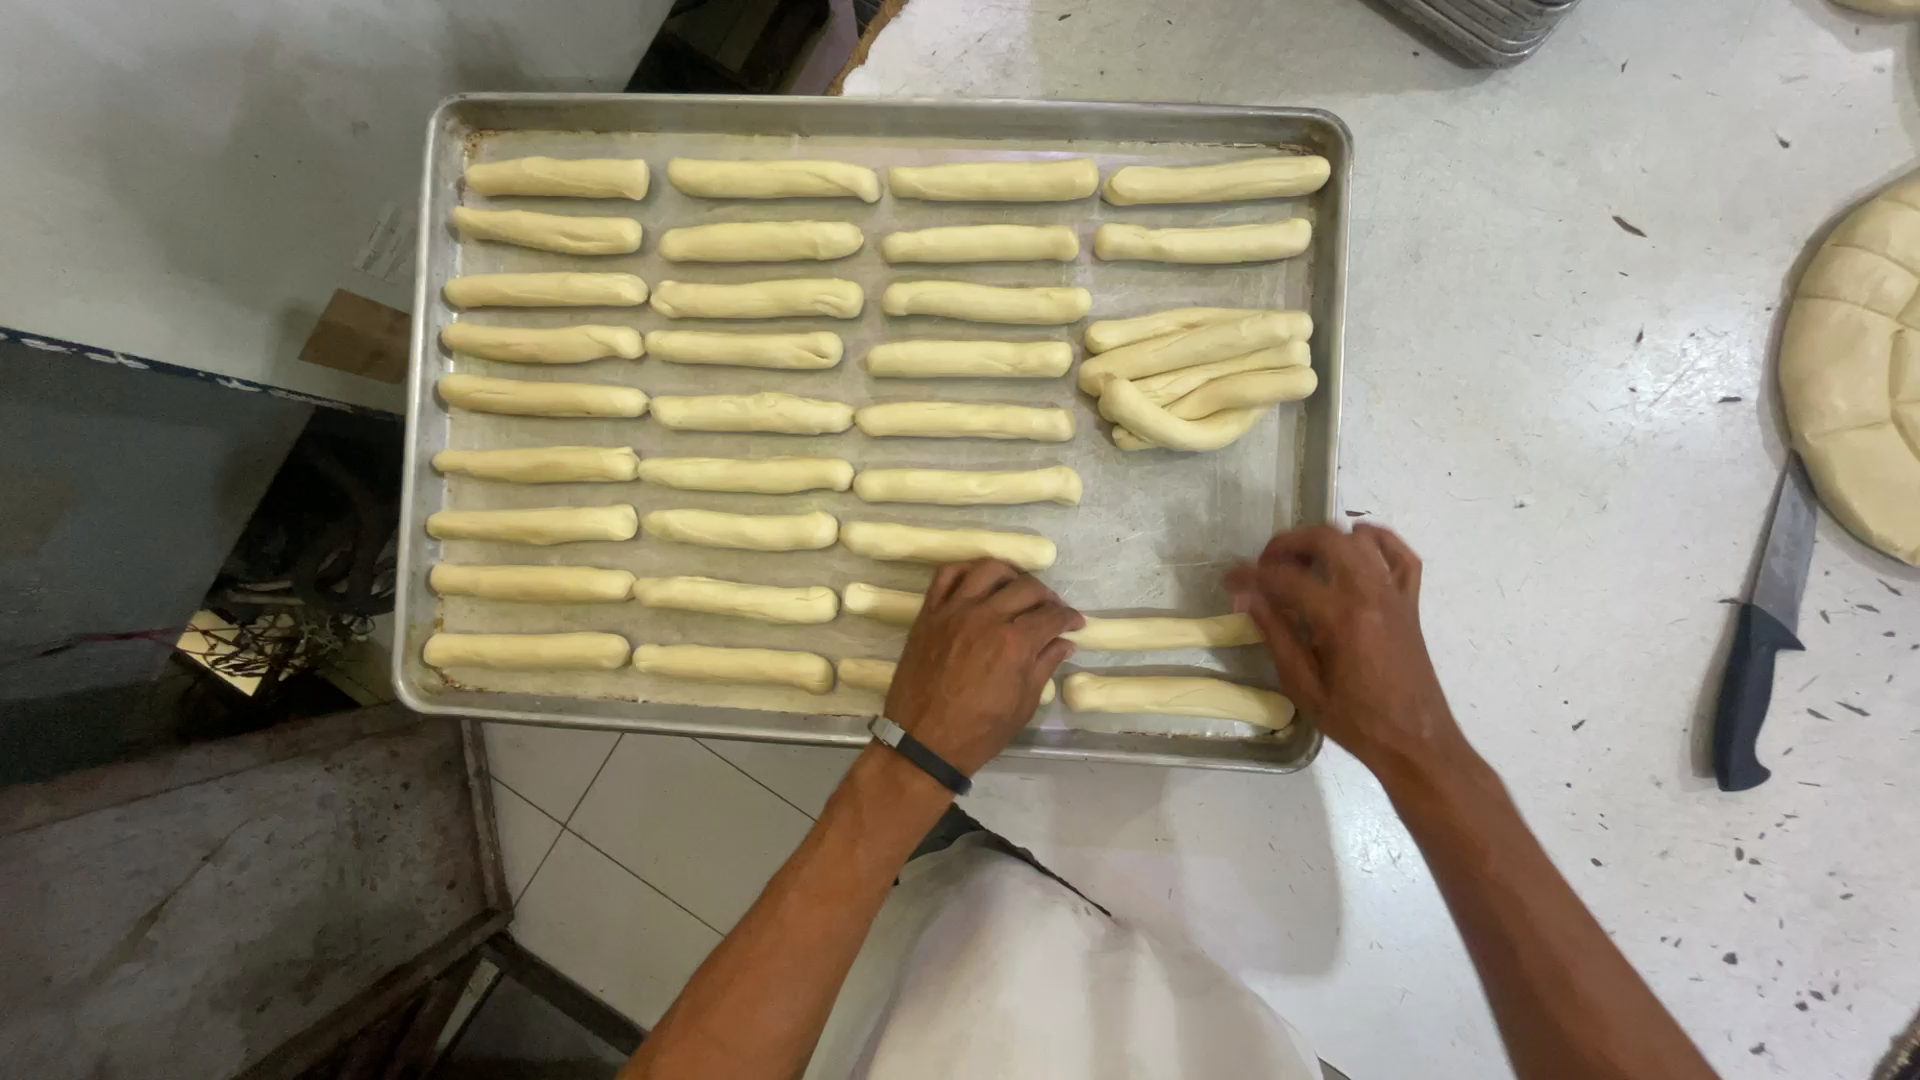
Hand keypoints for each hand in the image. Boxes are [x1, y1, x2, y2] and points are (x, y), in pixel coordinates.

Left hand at [885, 559, 1082, 774]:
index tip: (1075, 623)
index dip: (1070, 617)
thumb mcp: (1023, 704)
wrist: (923, 742)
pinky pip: (947, 576)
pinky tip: (978, 582)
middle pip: (1027, 587)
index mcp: (1014, 643)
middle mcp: (986, 617)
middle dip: (1047, 597)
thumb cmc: (979, 731)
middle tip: (1050, 611)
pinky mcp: (929, 614)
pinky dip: (966, 571)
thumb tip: (1064, 642)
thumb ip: (1045, 664)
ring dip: (1010, 576)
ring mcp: (954, 611)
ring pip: (988, 569)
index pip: (1052, 615)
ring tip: (1015, 589)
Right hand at [1225, 524, 1463, 777]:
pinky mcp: (1410, 603)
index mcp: (1340, 619)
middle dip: (1288, 543)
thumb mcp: (1302, 684)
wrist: (1415, 741)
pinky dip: (1377, 540)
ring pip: (1361, 540)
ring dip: (1325, 538)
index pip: (1285, 579)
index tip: (1229, 580)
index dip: (1251, 575)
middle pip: (1327, 540)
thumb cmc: (1355, 720)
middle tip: (1264, 564)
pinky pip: (1400, 555)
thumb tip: (1246, 597)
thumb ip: (1275, 634)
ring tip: (1301, 558)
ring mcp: (1395, 595)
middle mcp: (1370, 595)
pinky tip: (1356, 544)